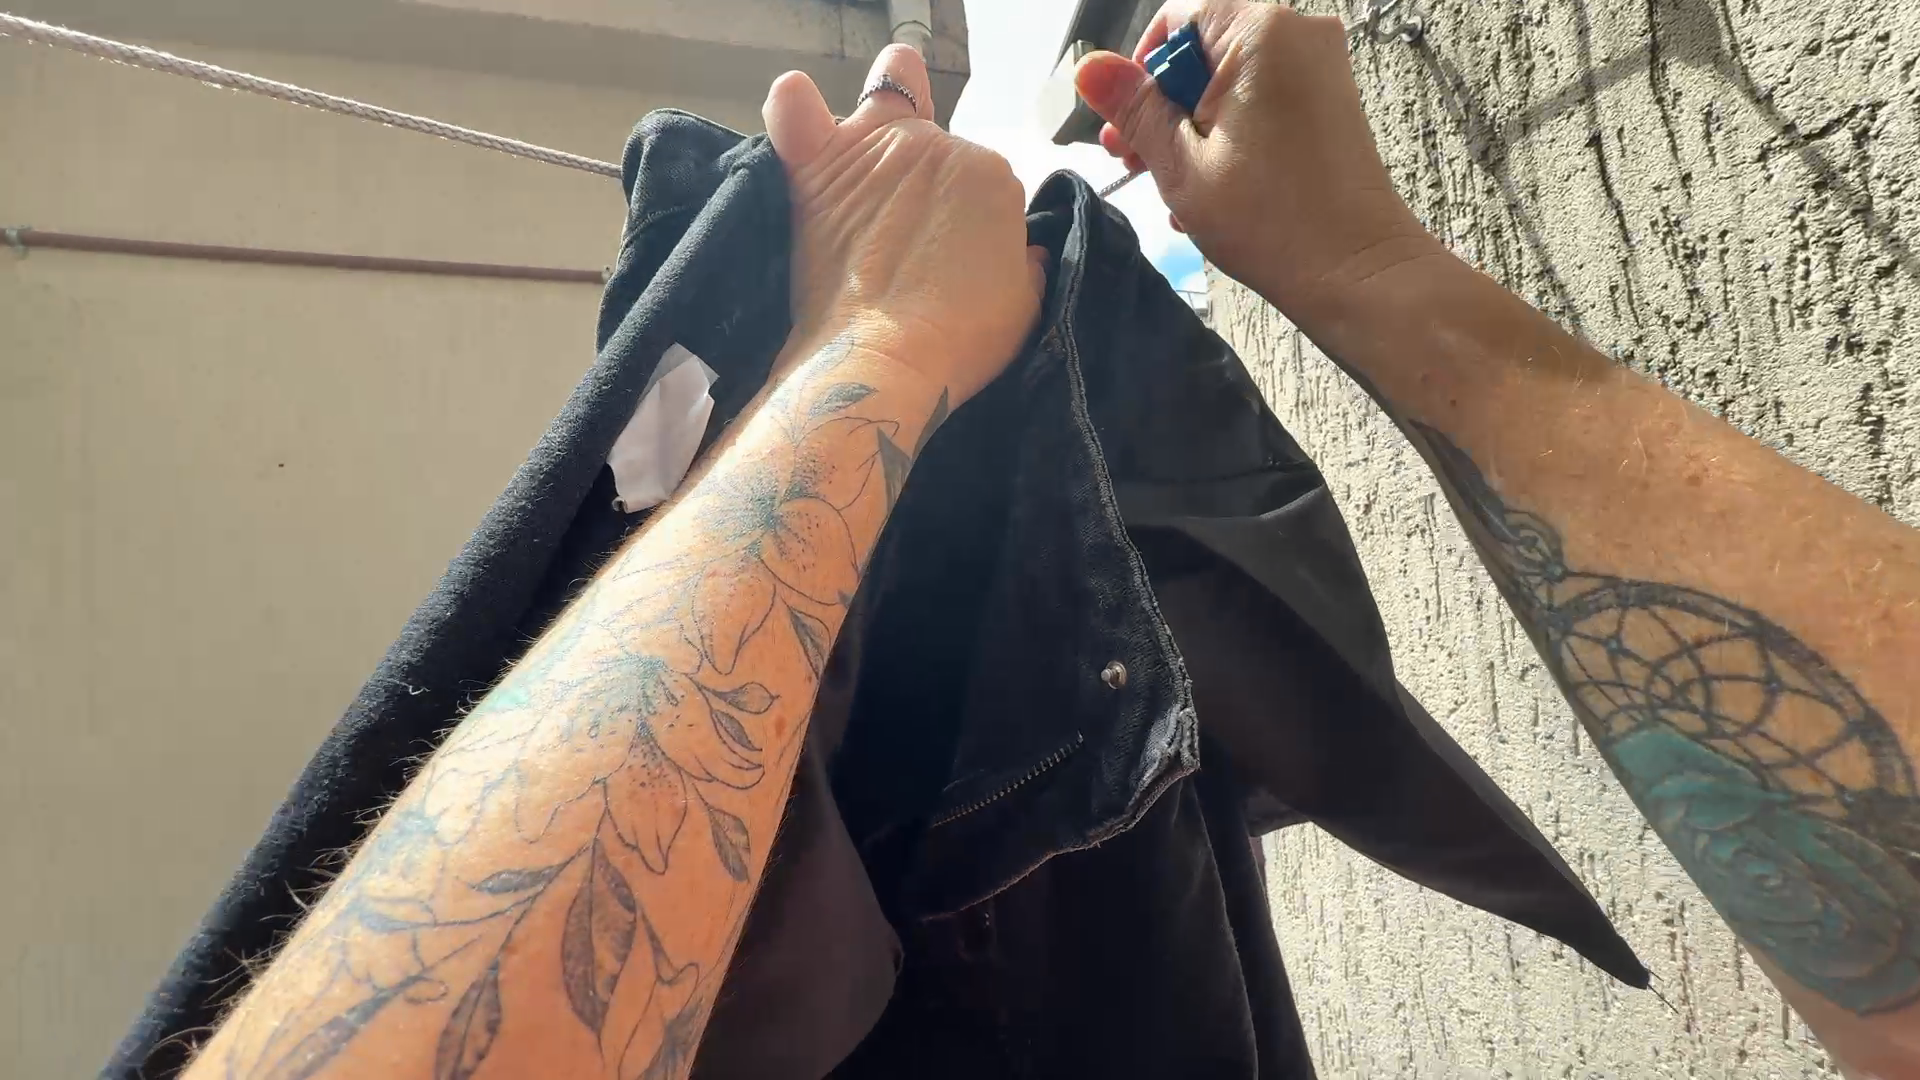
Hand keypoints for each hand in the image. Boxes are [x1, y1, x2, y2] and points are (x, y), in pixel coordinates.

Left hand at [763, 46, 1047, 404]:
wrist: (884, 362)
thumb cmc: (960, 343)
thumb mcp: (1025, 308)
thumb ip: (1026, 266)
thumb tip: (1024, 253)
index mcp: (992, 177)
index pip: (985, 184)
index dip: (974, 223)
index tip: (959, 265)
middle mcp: (936, 145)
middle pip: (935, 149)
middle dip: (930, 186)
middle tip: (914, 243)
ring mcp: (873, 150)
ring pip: (881, 108)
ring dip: (880, 134)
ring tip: (871, 179)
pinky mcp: (816, 172)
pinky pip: (796, 113)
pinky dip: (796, 112)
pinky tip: (799, 116)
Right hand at [1074, 0, 1445, 317]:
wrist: (1352, 268)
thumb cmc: (1265, 220)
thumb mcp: (1181, 166)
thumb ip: (1136, 112)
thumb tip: (1088, 68)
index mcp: (1259, 33)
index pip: (1177, 19)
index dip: (1139, 72)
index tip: (1126, 130)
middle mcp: (1296, 33)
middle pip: (1203, 51)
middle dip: (1162, 107)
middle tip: (1133, 165)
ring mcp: (1317, 68)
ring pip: (1228, 83)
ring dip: (1190, 131)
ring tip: (1171, 188)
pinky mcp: (1326, 102)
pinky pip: (1259, 104)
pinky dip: (1227, 137)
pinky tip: (1209, 189)